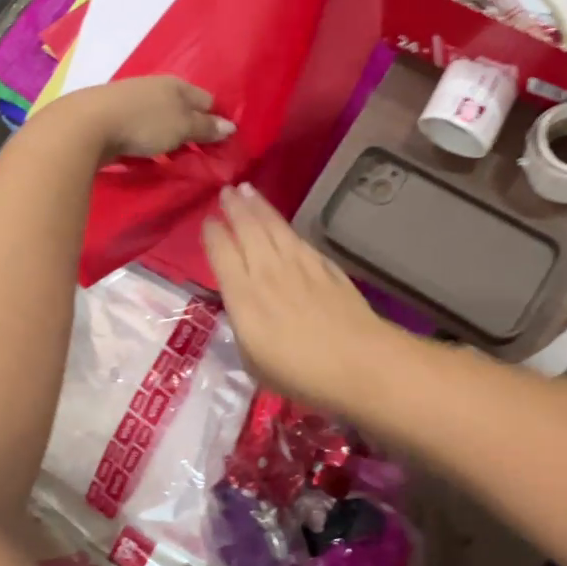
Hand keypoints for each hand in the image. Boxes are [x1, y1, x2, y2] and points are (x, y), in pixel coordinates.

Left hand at [54, 76, 234, 161]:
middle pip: (183, 108)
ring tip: (176, 159)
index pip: (208, 100)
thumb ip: (206, 127)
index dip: (218, 119)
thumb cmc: (144, 123)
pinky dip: (149, 141)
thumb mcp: (182, 127)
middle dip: (193, 129)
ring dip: (170, 136)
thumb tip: (230, 126)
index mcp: (177, 85)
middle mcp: (155, 87)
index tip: (223, 143)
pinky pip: (141, 129)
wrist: (86, 125)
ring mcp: (132, 101)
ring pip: (161, 118)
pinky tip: (149, 156)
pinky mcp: (113, 117)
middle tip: (202, 155)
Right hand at [202, 183, 399, 407]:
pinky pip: (299, 239)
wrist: (358, 362)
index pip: (221, 253)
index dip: (213, 234)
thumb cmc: (301, 374)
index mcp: (243, 296)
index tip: (208, 221)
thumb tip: (242, 311)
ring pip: (274, 227)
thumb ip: (244, 330)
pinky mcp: (326, 266)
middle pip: (248, 229)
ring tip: (249, 191)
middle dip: (235, 207)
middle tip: (228, 191)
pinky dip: (287, 227)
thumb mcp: (254, 362)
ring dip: (259, 207)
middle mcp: (267, 271)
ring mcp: (300, 265)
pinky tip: (284, 225)